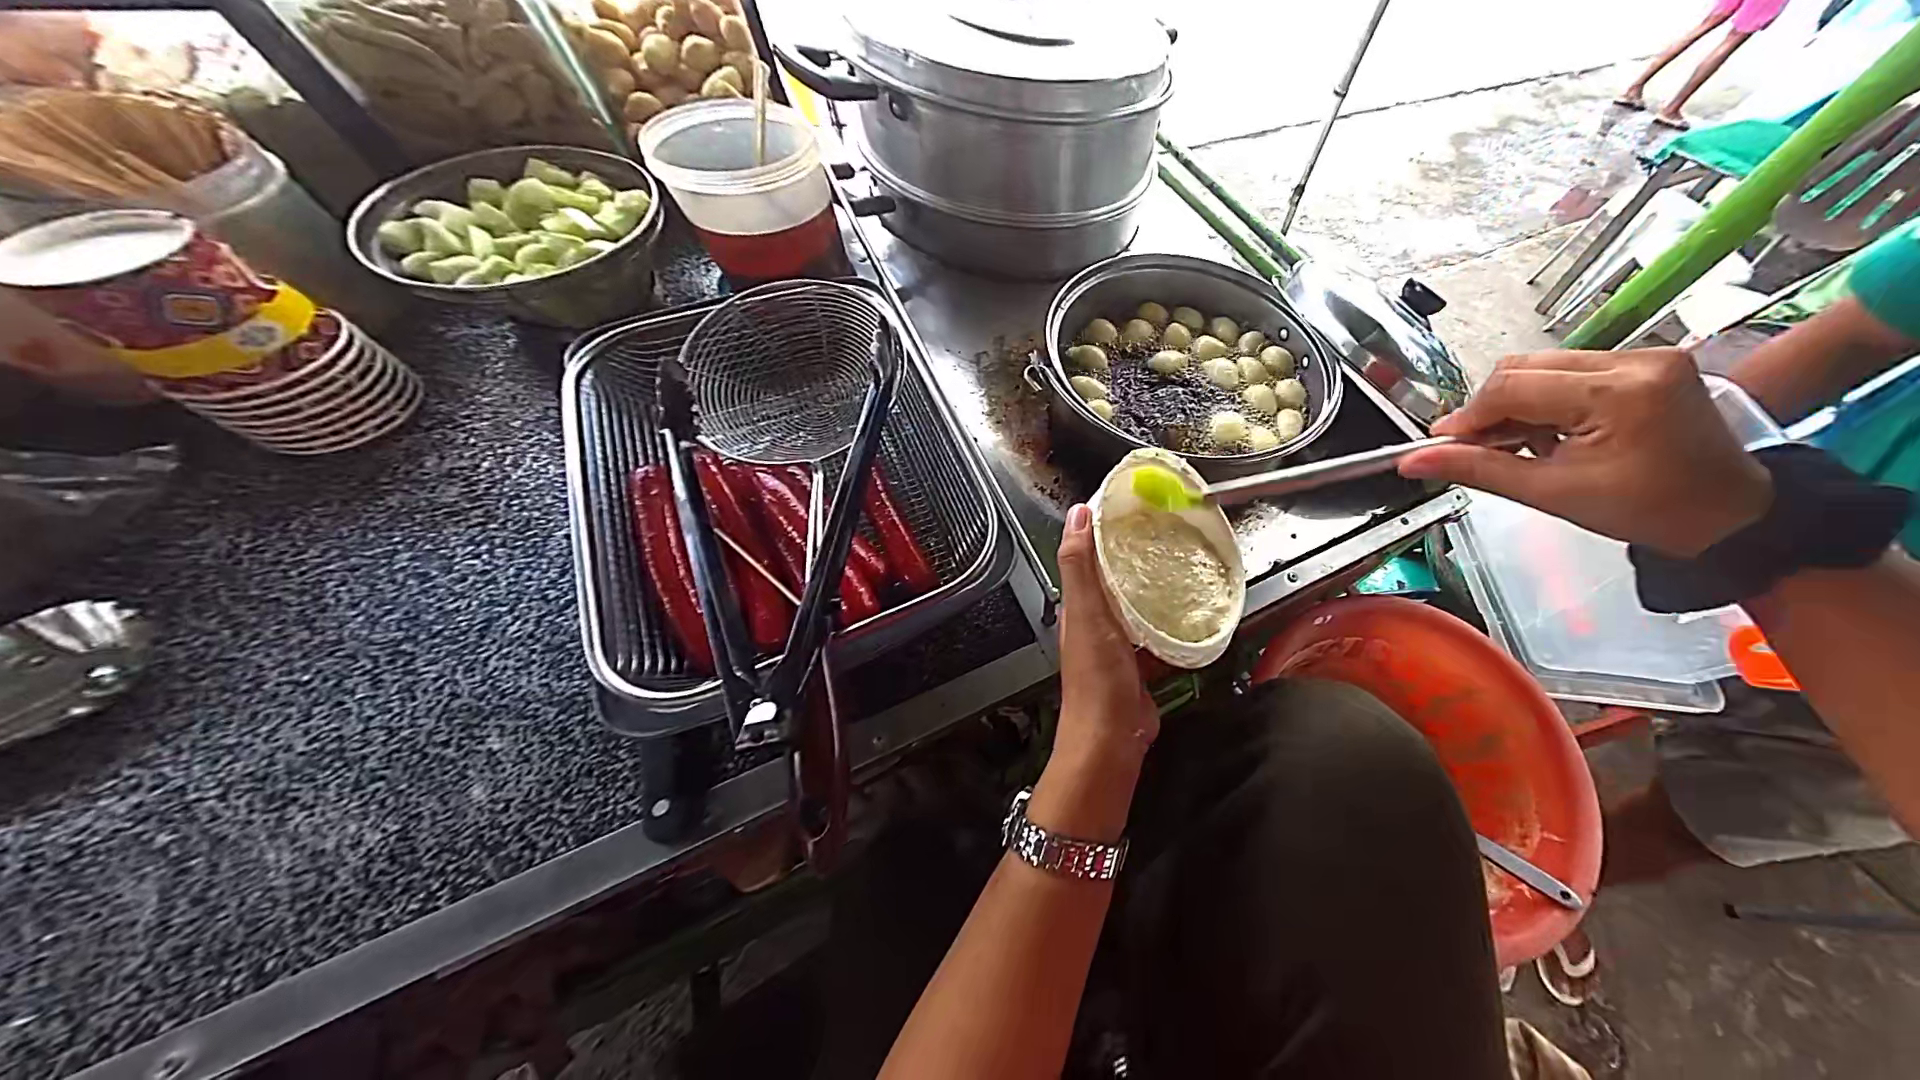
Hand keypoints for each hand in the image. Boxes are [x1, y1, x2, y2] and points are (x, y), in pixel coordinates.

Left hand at [1027, 503, 1156, 841]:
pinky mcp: (1139, 659)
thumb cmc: (1097, 679)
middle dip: (1131, 550)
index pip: (1088, 554)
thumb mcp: (1086, 613)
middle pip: (1113, 574)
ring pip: (1133, 599)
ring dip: (1149, 580)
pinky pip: (1152, 628)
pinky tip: (1185, 607)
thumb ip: (1080, 566)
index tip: (1126, 504)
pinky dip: (1165, 614)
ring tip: (1176, 557)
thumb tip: (1076, 517)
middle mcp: (1094, 618)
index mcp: (1078, 603)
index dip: (1103, 527)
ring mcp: (1117, 639)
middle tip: (1160, 526)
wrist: (1113, 736)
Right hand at [1398, 348, 1773, 556]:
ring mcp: (1646, 358)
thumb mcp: (1550, 492)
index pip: (1510, 386)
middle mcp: (1637, 362)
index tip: (1443, 444)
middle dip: (1489, 408)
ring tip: (1519, 444)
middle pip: (1522, 368)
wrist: (1726, 513)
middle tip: (1477, 447)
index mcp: (1620, 393)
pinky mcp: (1645, 364)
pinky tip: (1546, 433)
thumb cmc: (1651, 508)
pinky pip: (1567, 370)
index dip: (1467, 417)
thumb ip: (1476, 469)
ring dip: (1514, 404)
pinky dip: (1542, 400)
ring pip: (1540, 366)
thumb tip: (1414, 461)